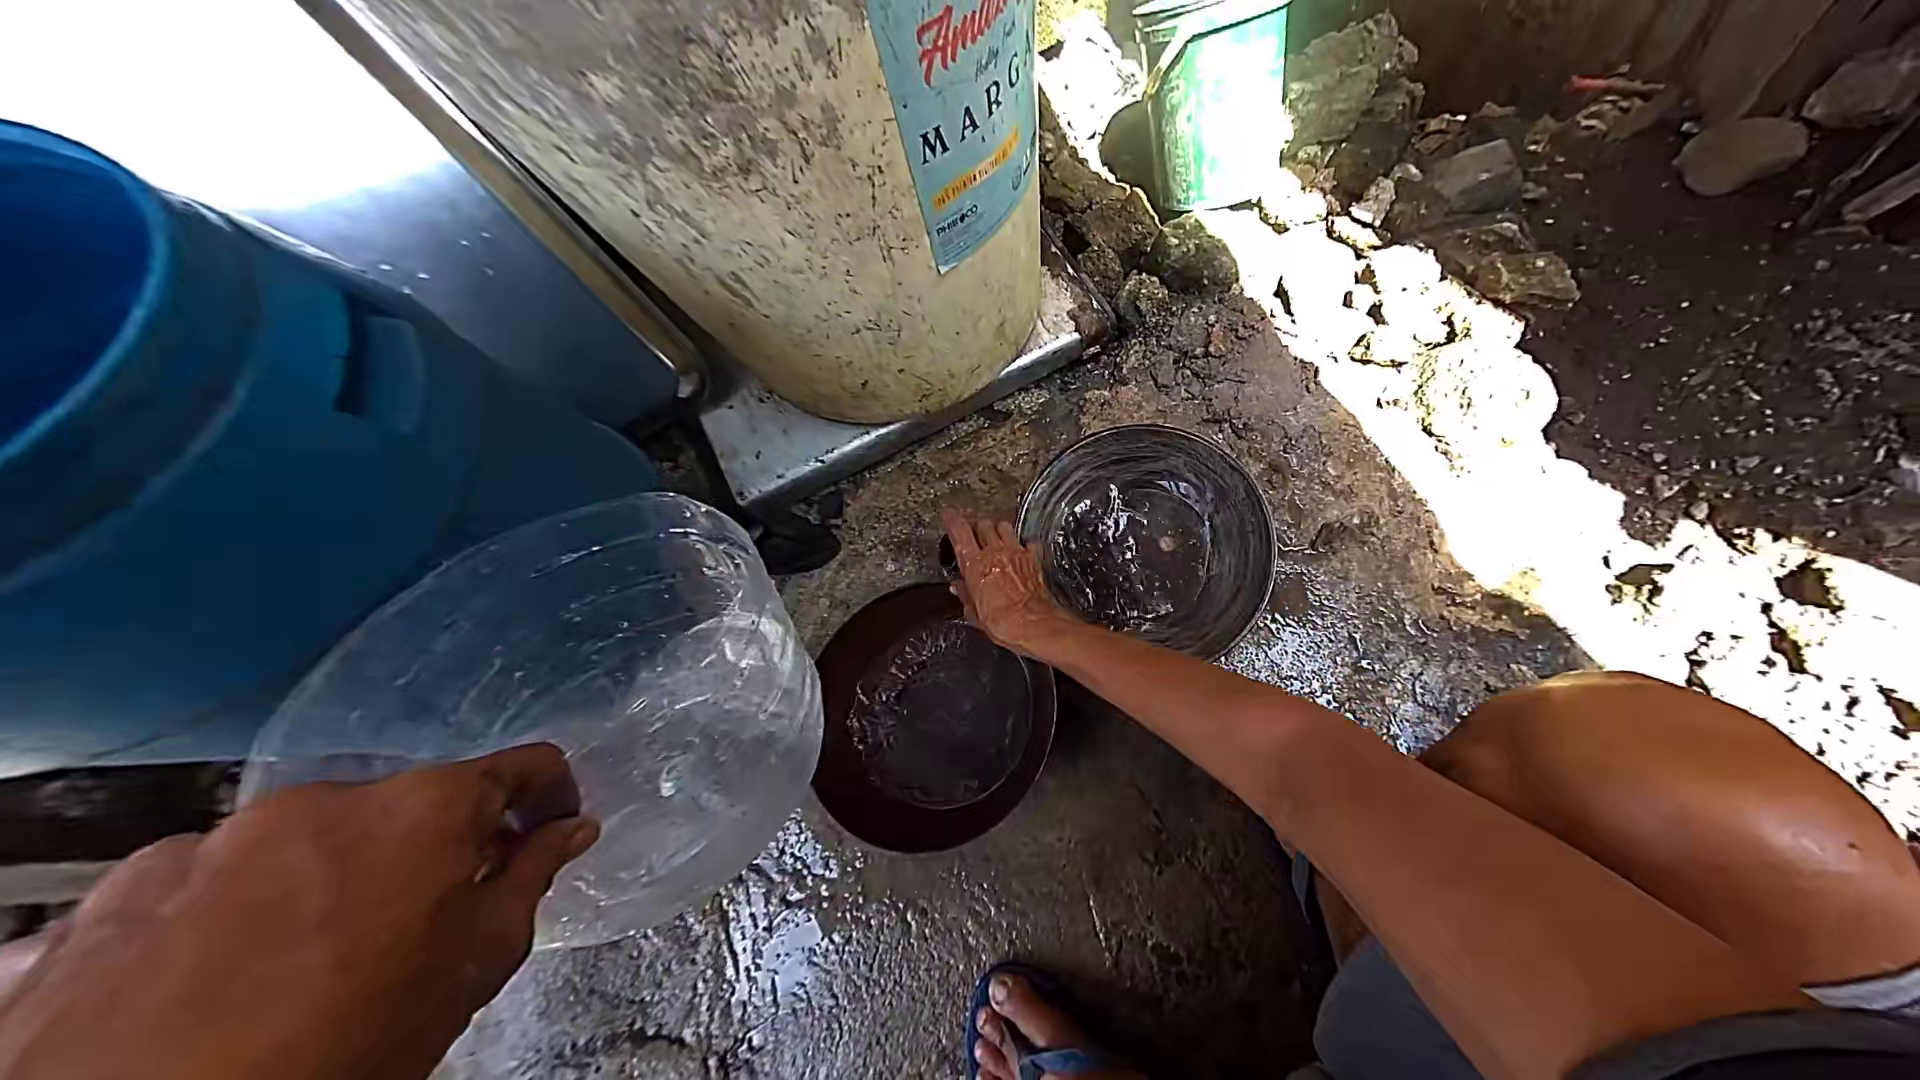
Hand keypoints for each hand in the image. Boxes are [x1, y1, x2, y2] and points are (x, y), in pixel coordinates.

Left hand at [0, 744, 598, 1079]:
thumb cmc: (356, 1038)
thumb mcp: (479, 958)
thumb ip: (533, 874)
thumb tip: (571, 828)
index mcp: (426, 805)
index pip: (521, 766)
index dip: (549, 793)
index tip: (548, 826)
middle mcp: (330, 797)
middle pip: (411, 806)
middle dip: (434, 847)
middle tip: (427, 916)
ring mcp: (220, 834)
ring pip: (313, 837)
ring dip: (335, 873)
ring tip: (312, 953)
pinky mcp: (125, 884)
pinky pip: (214, 873)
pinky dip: (238, 905)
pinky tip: (223, 971)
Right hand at [943, 508, 1081, 658]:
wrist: (1035, 625)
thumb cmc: (1004, 621)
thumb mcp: (975, 613)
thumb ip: (966, 596)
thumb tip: (959, 589)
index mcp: (975, 563)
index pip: (960, 532)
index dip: (952, 520)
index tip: (949, 514)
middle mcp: (995, 552)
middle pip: (983, 524)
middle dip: (977, 528)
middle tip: (974, 536)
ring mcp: (1016, 552)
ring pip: (1004, 526)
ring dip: (998, 530)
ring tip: (996, 539)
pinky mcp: (1033, 558)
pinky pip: (1027, 542)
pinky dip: (1023, 545)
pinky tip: (1021, 553)